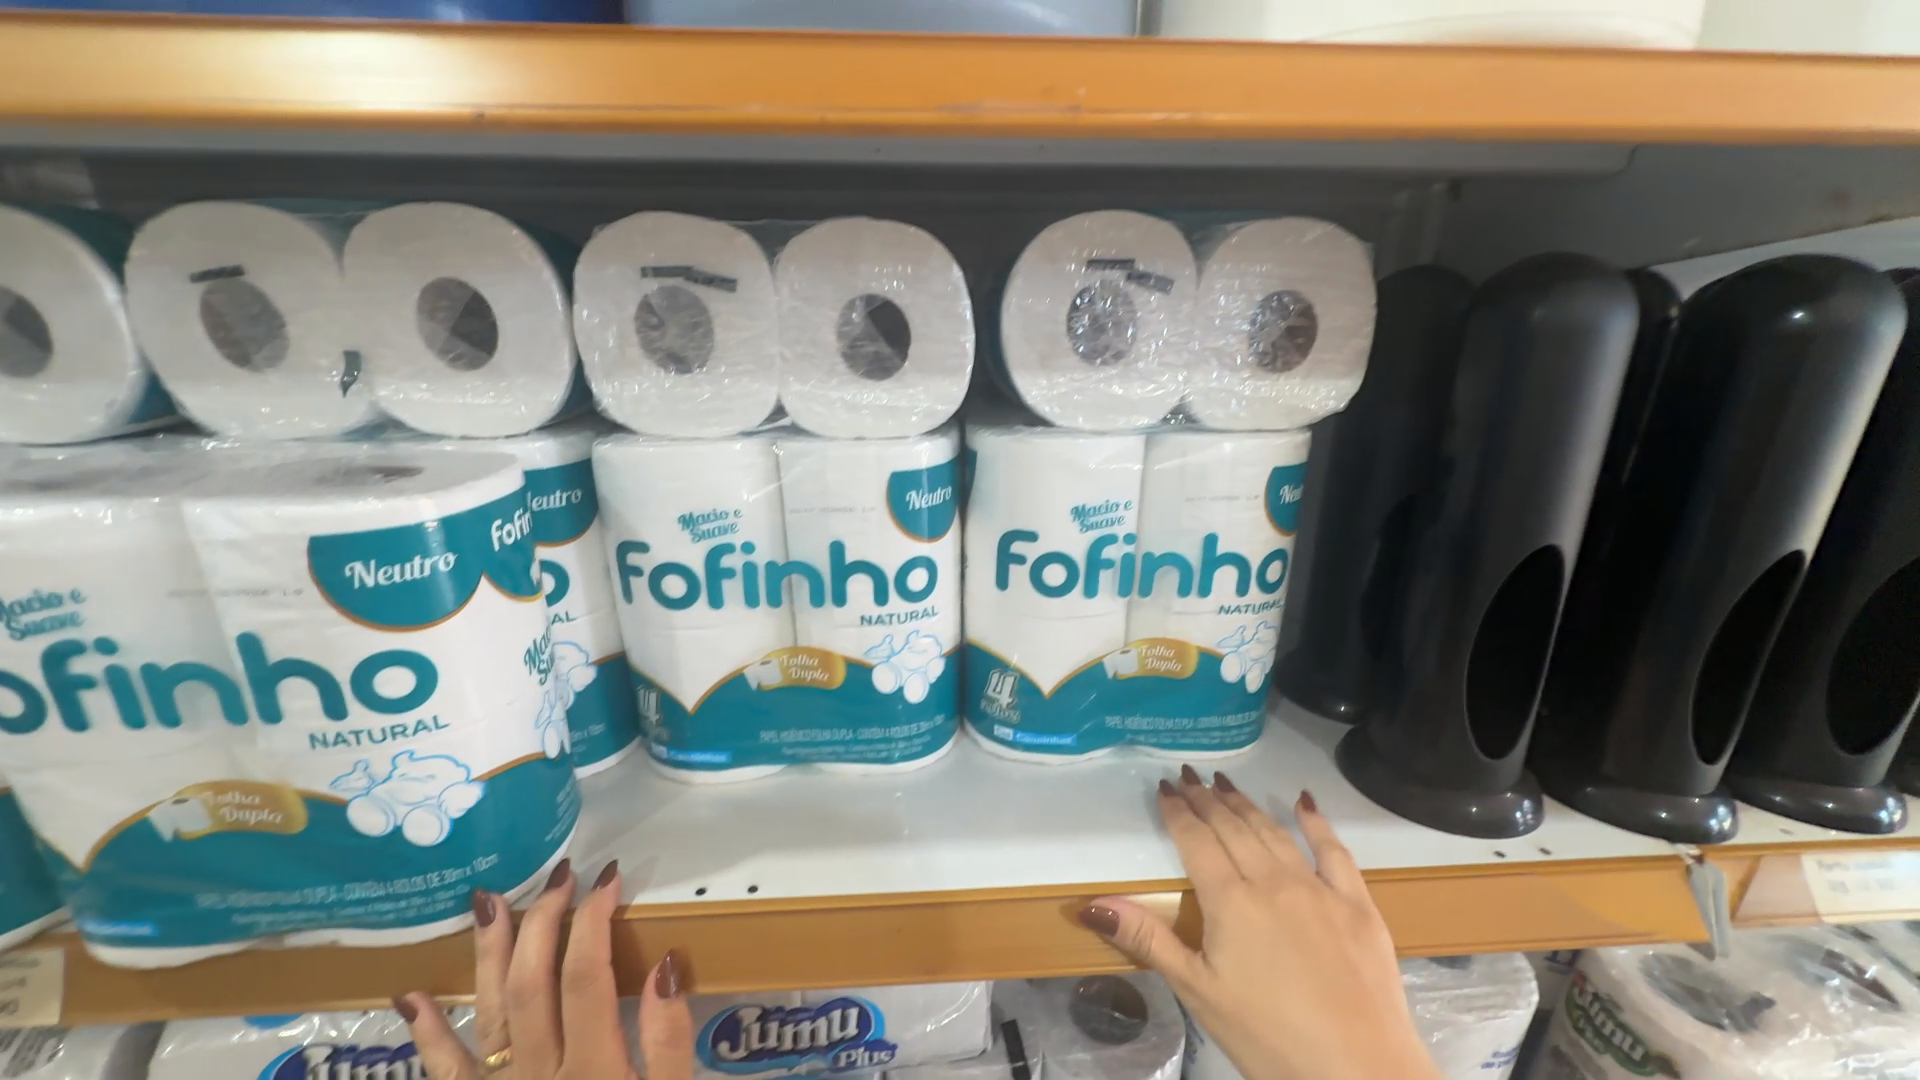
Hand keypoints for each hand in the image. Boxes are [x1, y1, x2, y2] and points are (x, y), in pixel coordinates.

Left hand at [394, 860, 695, 1079]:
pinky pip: (447, 1075)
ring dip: (488, 955)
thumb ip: (671, 1041)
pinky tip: (412, 996)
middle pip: (532, 982)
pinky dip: (429, 1035)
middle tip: (561, 873)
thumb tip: (664, 962)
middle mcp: (536, 1077)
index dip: (596, 918)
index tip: (612, 876)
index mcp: (593, 1070)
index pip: (587, 974)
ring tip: (488, 901)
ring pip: (488, 1014)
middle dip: (545, 920)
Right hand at [1078, 769, 1439, 1079]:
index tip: (1164, 787)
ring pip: (1273, 831)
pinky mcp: (1357, 905)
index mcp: (1230, 900)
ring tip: (1225, 782)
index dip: (1177, 811)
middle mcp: (1272, 880)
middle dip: (1205, 797)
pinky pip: (1334, 851)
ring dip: (1245, 803)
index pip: (1196, 839)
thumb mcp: (1198, 992)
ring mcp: (1318, 889)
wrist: (1360, 1076)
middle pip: (1231, 827)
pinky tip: (1303, 801)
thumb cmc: (1268, 1037)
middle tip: (1188, 775)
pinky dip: (1316, 822)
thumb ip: (1148, 940)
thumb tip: (1093, 906)